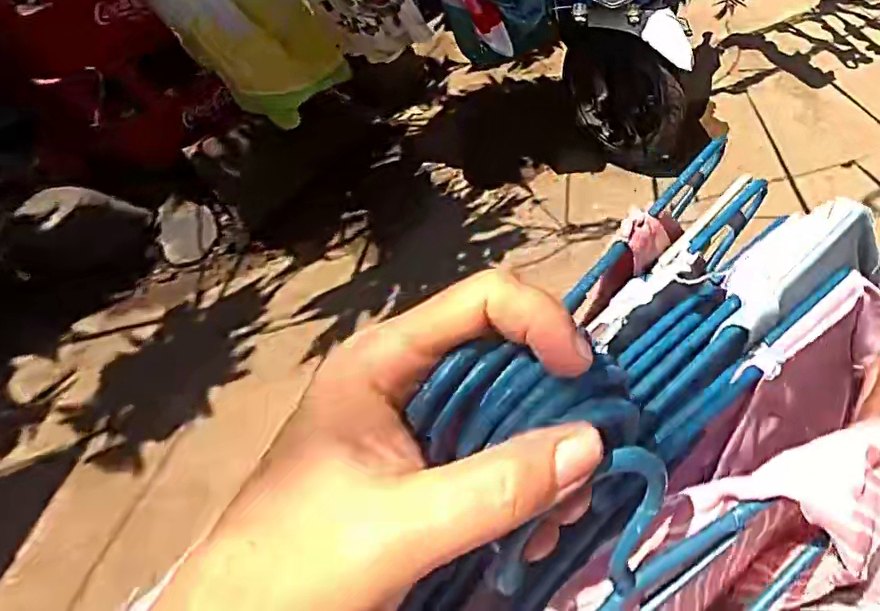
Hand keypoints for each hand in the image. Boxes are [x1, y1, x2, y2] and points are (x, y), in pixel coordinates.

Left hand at [158, 270, 606, 609]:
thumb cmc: (283, 582)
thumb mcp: (392, 533)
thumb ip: (494, 488)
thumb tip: (596, 443)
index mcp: (387, 358)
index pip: (488, 297)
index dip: (543, 320)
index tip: (580, 372)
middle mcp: (414, 372)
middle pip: (513, 346)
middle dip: (558, 396)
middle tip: (591, 446)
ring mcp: (427, 417)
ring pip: (518, 400)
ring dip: (553, 448)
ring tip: (566, 509)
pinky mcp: (437, 460)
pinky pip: (507, 446)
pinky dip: (535, 480)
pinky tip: (540, 528)